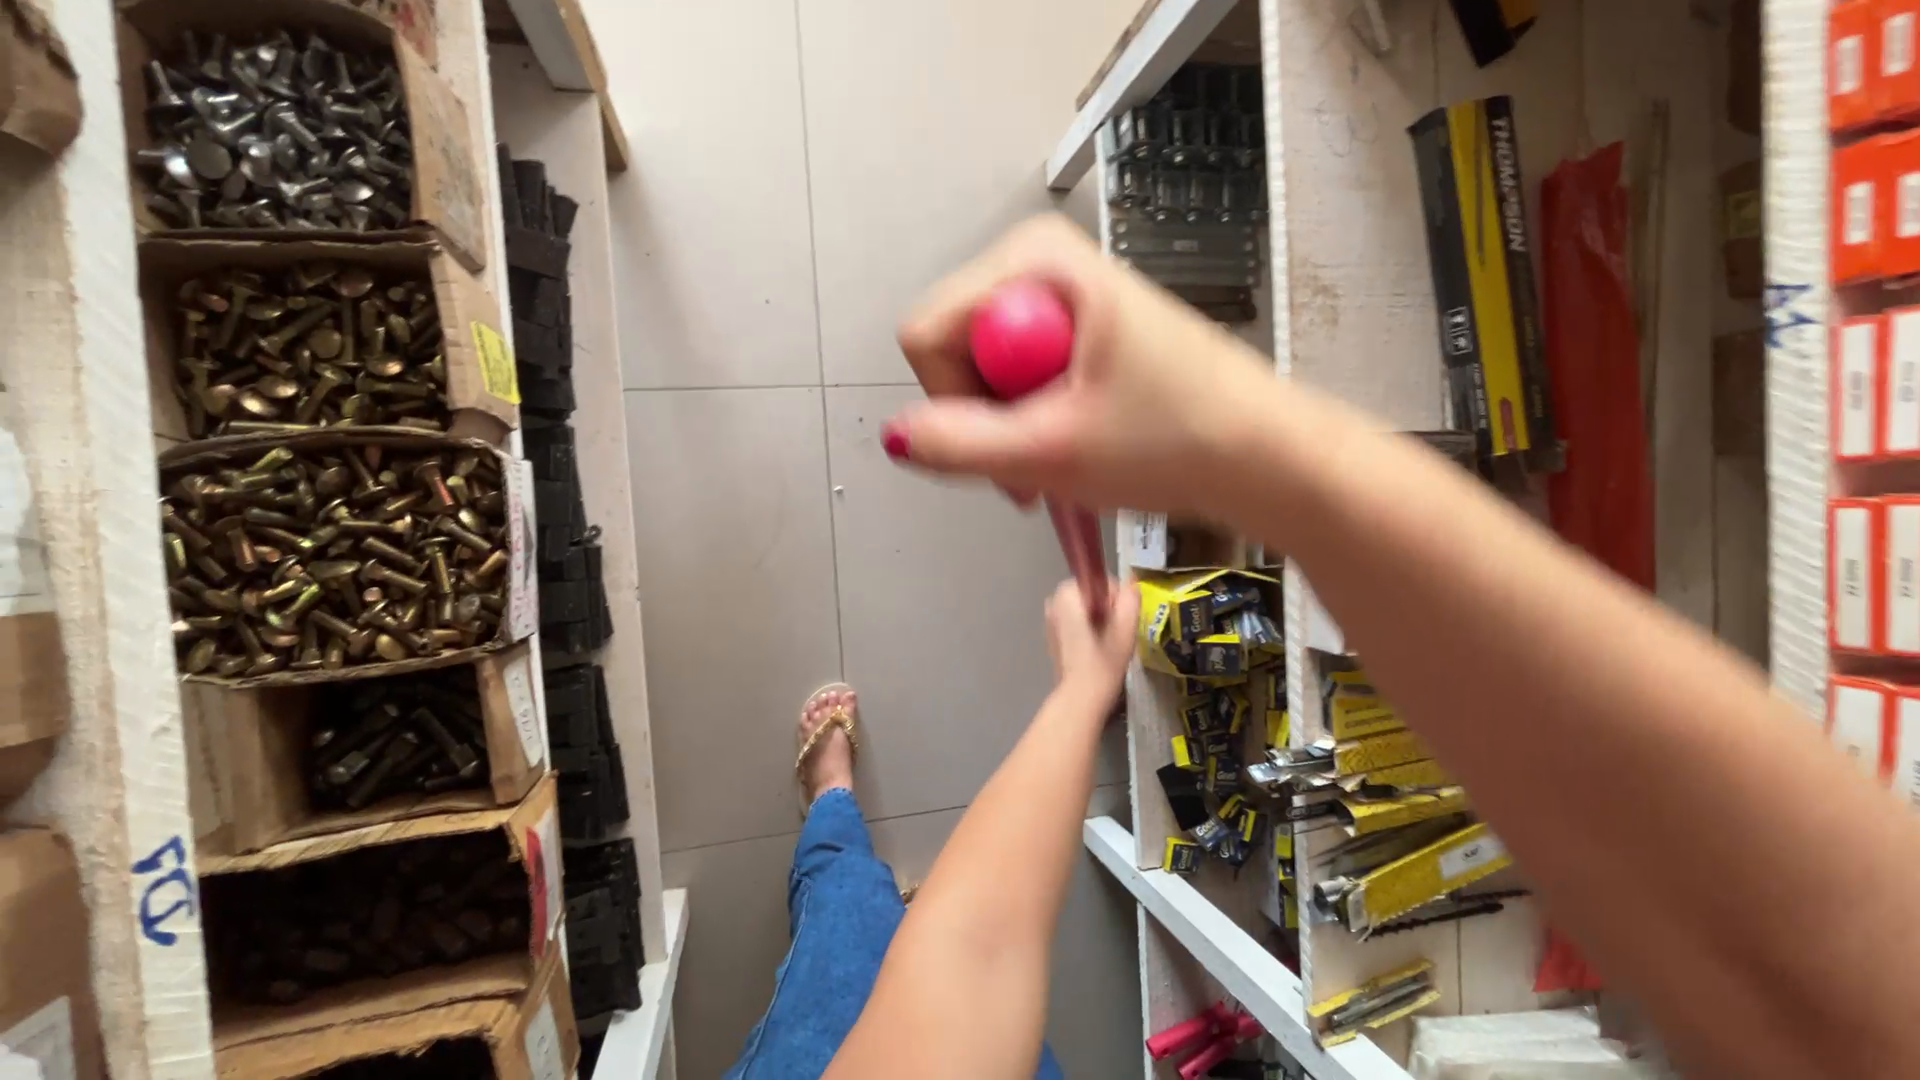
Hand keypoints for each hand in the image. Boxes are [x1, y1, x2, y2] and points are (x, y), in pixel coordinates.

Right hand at [888, 214, 1277, 518]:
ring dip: (1010, 430)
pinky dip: (1032, 422)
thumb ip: (962, 446)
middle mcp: (1039, 264)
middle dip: (986, 420)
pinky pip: (1015, 379)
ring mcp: (1057, 297)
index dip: (956, 403)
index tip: (1013, 441)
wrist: (1261, 456)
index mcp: (1034, 261)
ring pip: (981, 374)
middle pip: (953, 351)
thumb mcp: (1056, 451)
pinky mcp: (1073, 329)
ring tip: (1065, 454)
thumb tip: (897, 438)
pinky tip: (1073, 441)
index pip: (929, 334)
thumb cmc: (1179, 440)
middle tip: (1041, 459)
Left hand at [1044, 577, 1138, 701]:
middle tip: (1116, 634)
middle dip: (1107, 610)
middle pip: (1093, 595)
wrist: (1081, 696)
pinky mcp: (1051, 635)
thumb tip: (1131, 581)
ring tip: (1107, 644)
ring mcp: (1049, 618)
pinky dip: (1087, 630)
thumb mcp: (1127, 627)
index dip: (1117, 601)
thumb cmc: (1104, 660)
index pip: (1103, 582)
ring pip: (1085, 609)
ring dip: (1099, 621)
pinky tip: (1095, 650)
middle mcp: (1053, 600)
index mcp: (1068, 592)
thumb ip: (1131, 597)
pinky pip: (1075, 622)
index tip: (1120, 623)